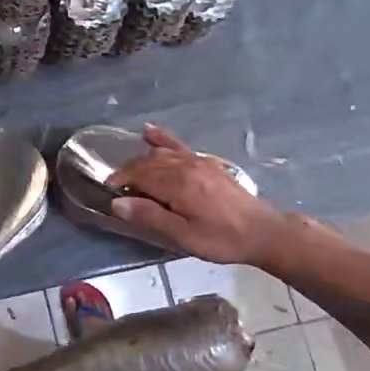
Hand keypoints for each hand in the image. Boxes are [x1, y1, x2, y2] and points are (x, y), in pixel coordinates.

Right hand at [105, 125, 289, 264]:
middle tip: (117, 187)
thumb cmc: (221, 238)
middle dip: (129, 171)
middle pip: (148, 162)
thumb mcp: (183, 236)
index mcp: (178, 183)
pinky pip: (179, 146)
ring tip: (129, 172)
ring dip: (142, 160)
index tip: (108, 188)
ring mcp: (198, 161)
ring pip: (162, 153)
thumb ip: (150, 217)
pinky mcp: (207, 163)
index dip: (121, 179)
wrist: (262, 232)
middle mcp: (186, 166)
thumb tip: (117, 203)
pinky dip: (162, 139)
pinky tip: (149, 132)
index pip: (140, 174)